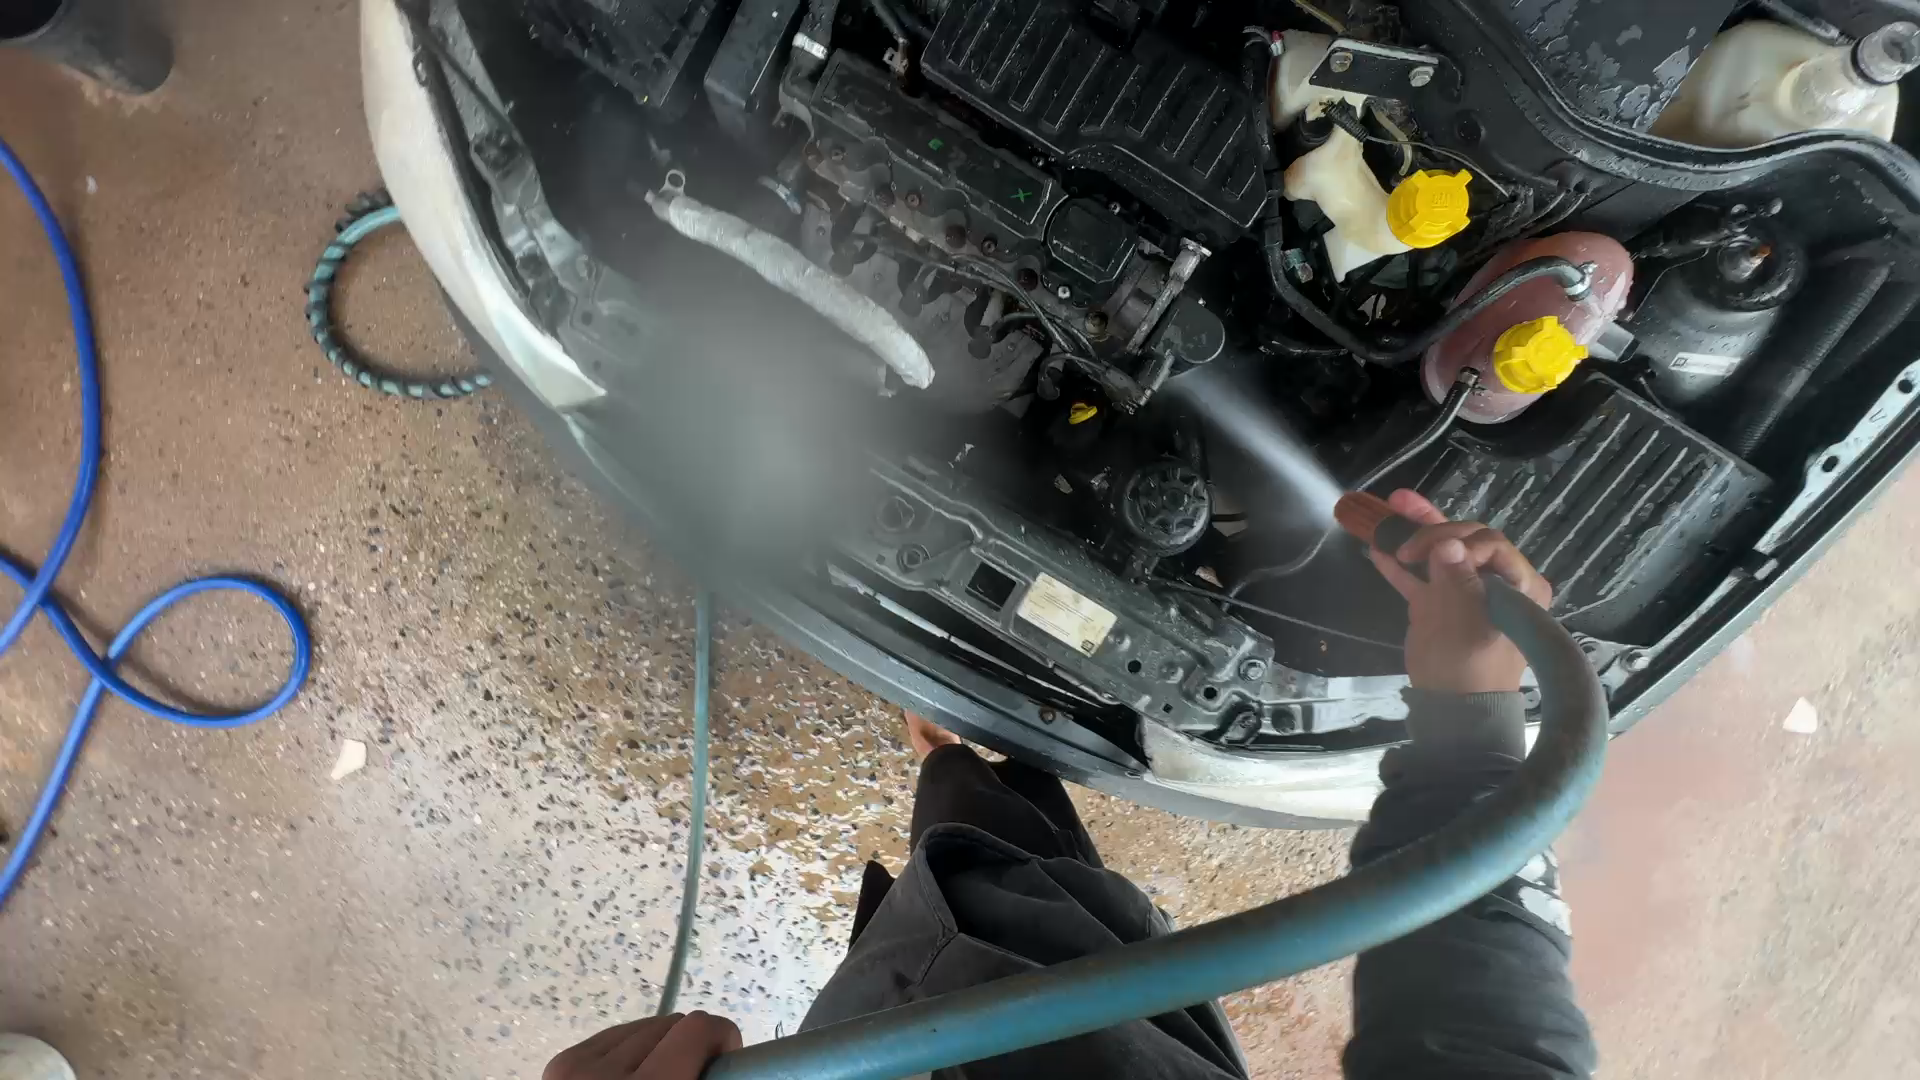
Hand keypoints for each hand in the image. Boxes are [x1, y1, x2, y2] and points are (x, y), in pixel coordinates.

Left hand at [544, 1012, 741, 1079]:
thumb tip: (732, 1065)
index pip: (698, 1028)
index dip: (722, 1039)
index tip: (724, 1066)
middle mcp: (604, 1076)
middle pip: (676, 1024)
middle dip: (690, 1051)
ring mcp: (575, 1068)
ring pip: (648, 1026)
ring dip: (661, 1051)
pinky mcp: (561, 1065)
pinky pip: (618, 1035)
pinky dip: (632, 1054)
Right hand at [1367, 489, 1551, 695]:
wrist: (1452, 706)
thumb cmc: (1468, 669)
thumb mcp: (1466, 628)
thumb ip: (1458, 584)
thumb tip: (1449, 545)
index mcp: (1519, 587)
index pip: (1491, 544)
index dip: (1457, 540)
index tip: (1424, 552)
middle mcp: (1495, 582)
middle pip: (1464, 540)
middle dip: (1432, 526)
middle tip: (1400, 524)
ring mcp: (1464, 591)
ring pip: (1440, 552)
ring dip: (1414, 531)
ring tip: (1391, 505)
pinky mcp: (1437, 602)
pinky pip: (1418, 576)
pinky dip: (1399, 564)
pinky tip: (1376, 547)